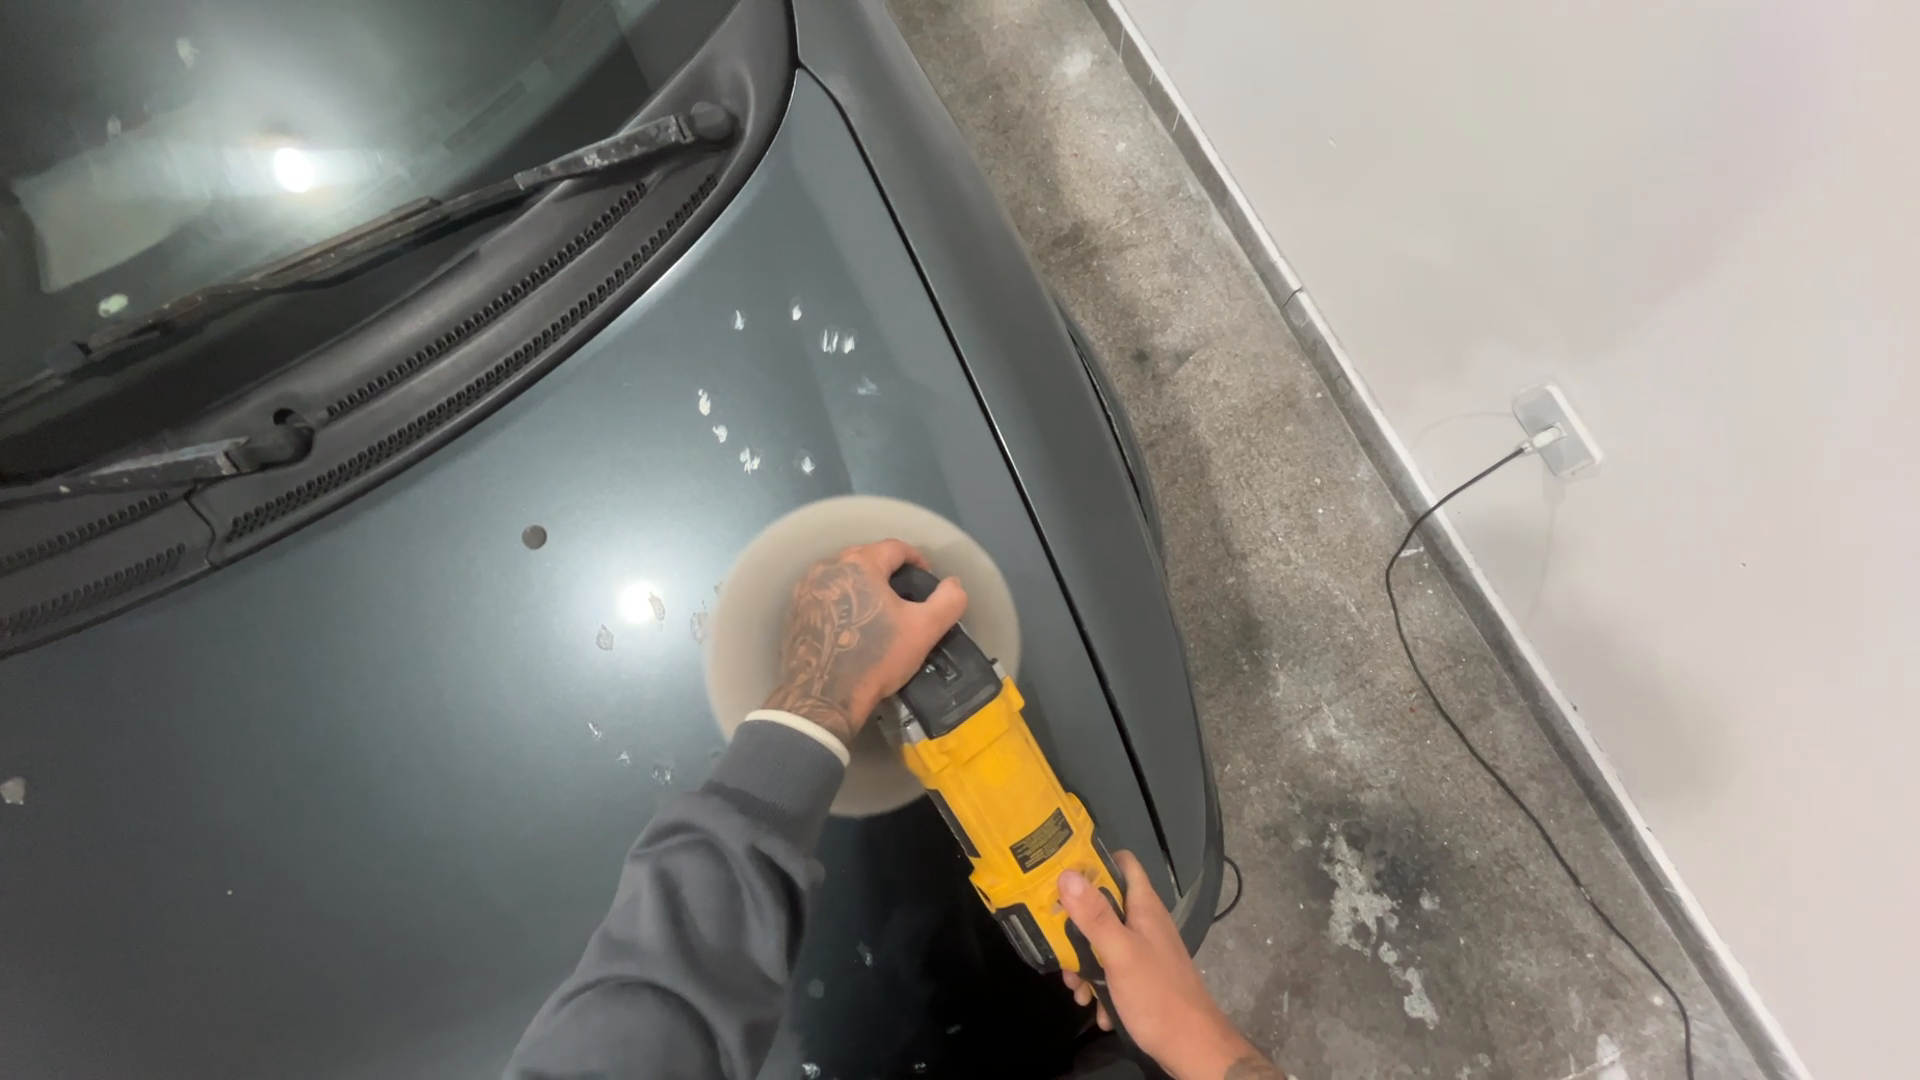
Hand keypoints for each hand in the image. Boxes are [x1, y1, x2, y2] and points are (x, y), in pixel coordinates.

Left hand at [761, 539, 967, 745]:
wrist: (822, 697)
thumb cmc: (876, 657)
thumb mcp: (924, 630)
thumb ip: (948, 601)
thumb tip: (954, 584)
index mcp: (859, 564)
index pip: (895, 548)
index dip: (917, 560)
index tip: (926, 579)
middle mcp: (828, 568)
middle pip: (866, 558)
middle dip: (888, 571)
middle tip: (904, 595)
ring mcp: (806, 589)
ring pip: (843, 576)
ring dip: (862, 586)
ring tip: (878, 610)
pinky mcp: (795, 612)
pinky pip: (825, 595)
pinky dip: (842, 602)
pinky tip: (851, 625)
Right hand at [1059, 852, 1277, 1079]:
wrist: (1195, 1051)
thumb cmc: (1157, 995)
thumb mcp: (1119, 952)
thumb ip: (1094, 915)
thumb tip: (1066, 873)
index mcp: (1143, 905)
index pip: (1121, 862)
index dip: (1093, 860)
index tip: (1062, 871)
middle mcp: (1144, 921)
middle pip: (1104, 903)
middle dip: (1077, 922)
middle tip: (1056, 941)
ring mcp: (1144, 949)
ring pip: (1104, 939)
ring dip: (1084, 961)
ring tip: (1075, 987)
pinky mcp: (1143, 976)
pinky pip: (1112, 968)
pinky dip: (1100, 985)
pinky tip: (1095, 1007)